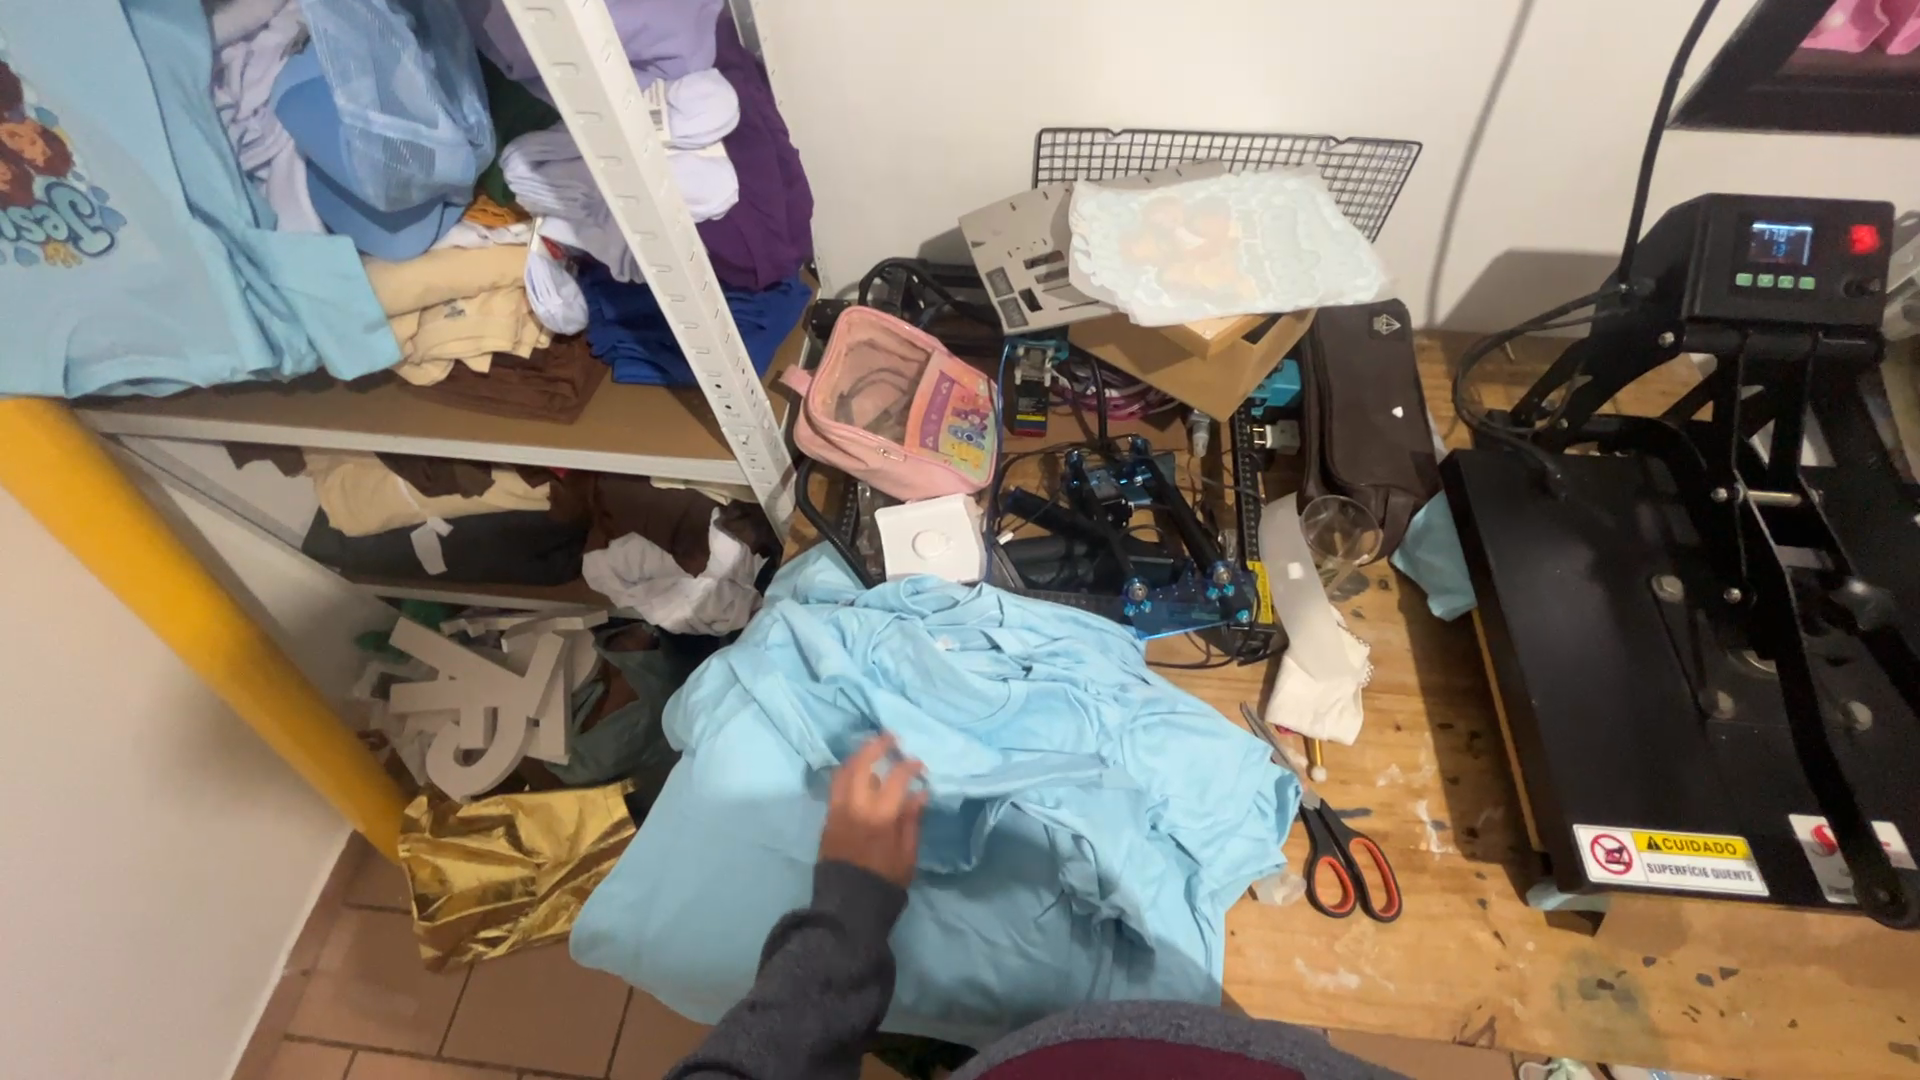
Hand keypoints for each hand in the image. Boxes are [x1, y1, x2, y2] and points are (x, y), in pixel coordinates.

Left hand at [819, 735, 927, 887]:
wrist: (847, 908)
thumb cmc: (884, 883)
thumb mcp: (907, 855)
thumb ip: (912, 820)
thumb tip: (920, 792)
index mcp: (880, 817)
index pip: (896, 778)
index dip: (909, 766)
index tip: (918, 764)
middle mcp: (855, 807)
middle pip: (862, 764)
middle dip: (876, 746)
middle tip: (890, 738)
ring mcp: (837, 811)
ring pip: (844, 771)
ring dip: (858, 756)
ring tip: (871, 749)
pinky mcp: (827, 819)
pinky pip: (837, 786)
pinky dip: (849, 772)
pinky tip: (859, 772)